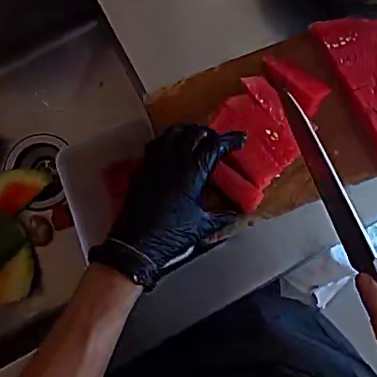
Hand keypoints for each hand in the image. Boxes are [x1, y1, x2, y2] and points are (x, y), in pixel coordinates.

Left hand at [91, 124, 244, 288]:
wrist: (137, 245)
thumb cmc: (171, 236)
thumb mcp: (202, 226)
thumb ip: (223, 216)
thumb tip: (238, 214)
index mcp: (193, 172)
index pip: (214, 145)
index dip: (229, 140)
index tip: (239, 140)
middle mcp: (174, 161)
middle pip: (195, 133)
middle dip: (210, 134)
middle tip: (219, 142)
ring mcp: (156, 161)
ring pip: (175, 132)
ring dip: (189, 131)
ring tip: (198, 138)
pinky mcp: (143, 167)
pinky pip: (157, 142)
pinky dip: (169, 138)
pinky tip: (173, 147)